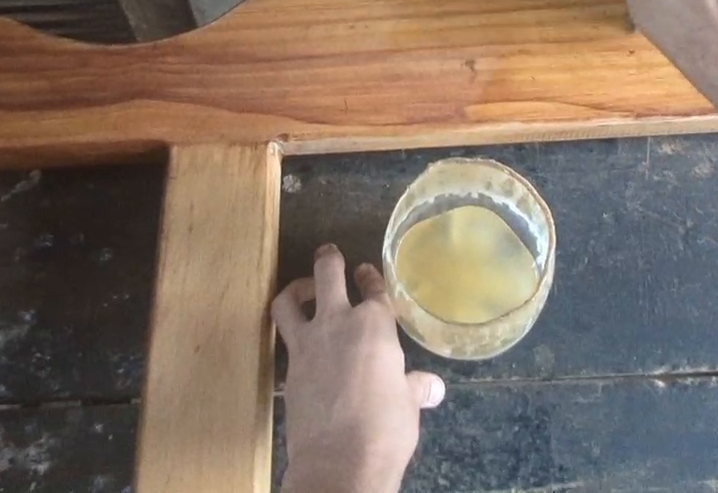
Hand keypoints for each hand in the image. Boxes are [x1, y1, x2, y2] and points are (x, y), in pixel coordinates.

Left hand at [273, 244, 445, 492]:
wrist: (339, 464)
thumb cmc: (385, 430)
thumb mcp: (408, 406)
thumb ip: (415, 388)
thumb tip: (434, 387)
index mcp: (375, 324)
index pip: (374, 289)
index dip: (371, 277)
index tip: (367, 273)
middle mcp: (340, 322)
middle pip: (328, 273)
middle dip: (329, 259)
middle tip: (329, 253)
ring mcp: (309, 343)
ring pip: (290, 300)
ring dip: (295, 289)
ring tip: (302, 289)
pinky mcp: (289, 368)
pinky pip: (283, 338)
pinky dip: (288, 332)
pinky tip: (297, 340)